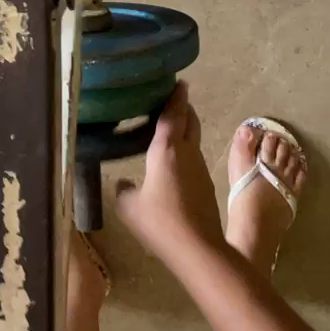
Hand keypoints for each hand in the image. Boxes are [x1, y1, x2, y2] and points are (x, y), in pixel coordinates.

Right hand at [113, 83, 224, 262]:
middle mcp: (187, 152)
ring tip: (170, 130)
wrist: (197, 247)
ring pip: (194, 140)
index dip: (175, 97)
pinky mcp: (206, 184)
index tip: (178, 82)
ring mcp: (200, 168)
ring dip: (186, 129)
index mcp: (166, 149)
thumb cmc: (159, 221)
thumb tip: (122, 183)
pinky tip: (174, 163)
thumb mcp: (128, 206)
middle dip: (184, 107)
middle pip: (190, 120)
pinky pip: (194, 158)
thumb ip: (123, 189)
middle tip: (173, 101)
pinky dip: (186, 151)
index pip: (172, 114)